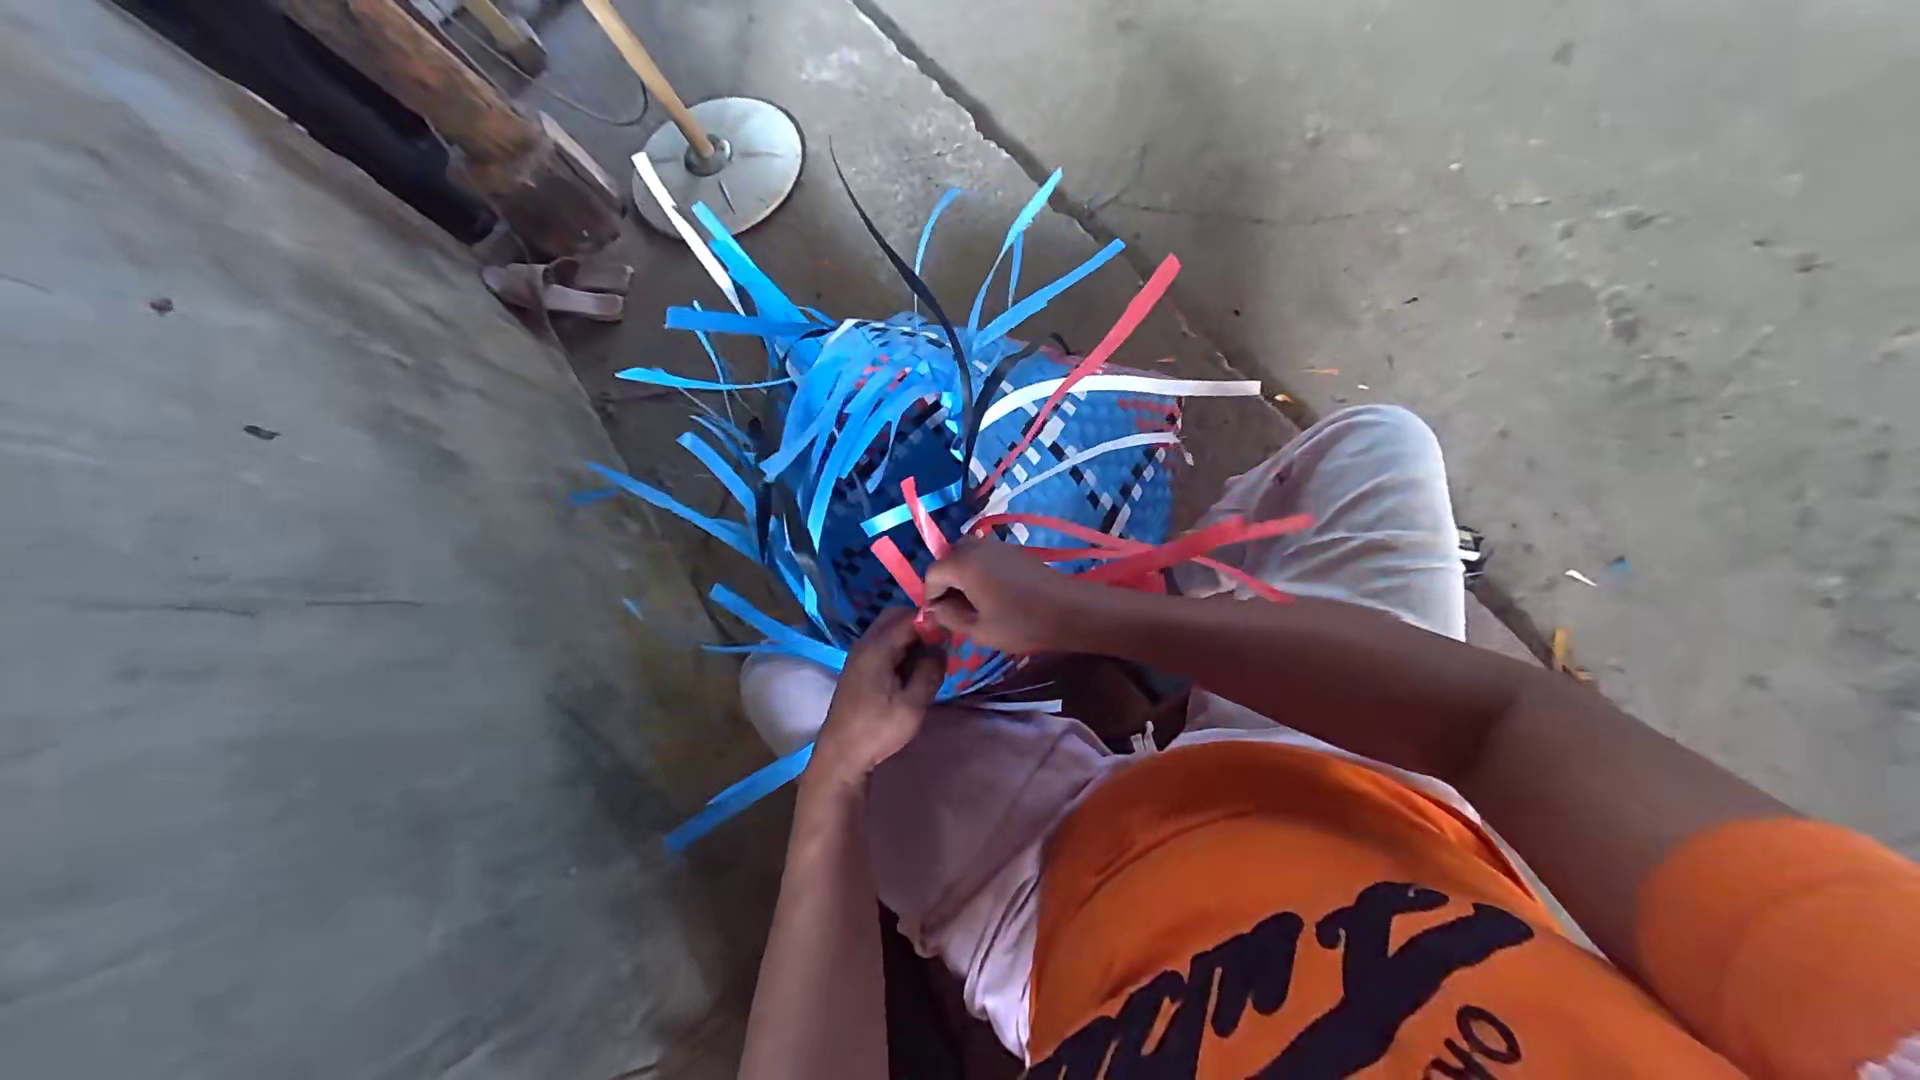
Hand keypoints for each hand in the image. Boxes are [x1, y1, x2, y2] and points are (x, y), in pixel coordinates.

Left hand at [808, 607, 944, 788]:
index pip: (910, 616)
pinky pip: (882, 643)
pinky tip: (910, 668)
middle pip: (895, 616)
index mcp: (877, 647)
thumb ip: (930, 670)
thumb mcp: (913, 704)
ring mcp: (858, 654)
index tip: (951, 634)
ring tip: (928, 658)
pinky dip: (899, 646)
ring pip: (888, 629)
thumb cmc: (877, 730)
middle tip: (940, 645)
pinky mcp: (858, 667)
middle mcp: (865, 643)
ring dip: (909, 636)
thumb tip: (940, 648)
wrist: (840, 755)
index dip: (933, 621)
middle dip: (920, 624)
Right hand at [922, 537, 1108, 653]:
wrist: (1070, 610)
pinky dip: (979, 571)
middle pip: (948, 558)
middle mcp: (977, 547)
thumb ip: (949, 617)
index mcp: (964, 564)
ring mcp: (998, 546)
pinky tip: (992, 595)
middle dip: (946, 582)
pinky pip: (985, 556)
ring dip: (962, 575)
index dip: (930, 596)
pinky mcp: (1014, 551)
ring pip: (967, 554)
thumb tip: (934, 608)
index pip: (932, 573)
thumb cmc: (1021, 623)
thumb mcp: (979, 630)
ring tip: (973, 603)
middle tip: (955, 610)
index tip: (938, 618)